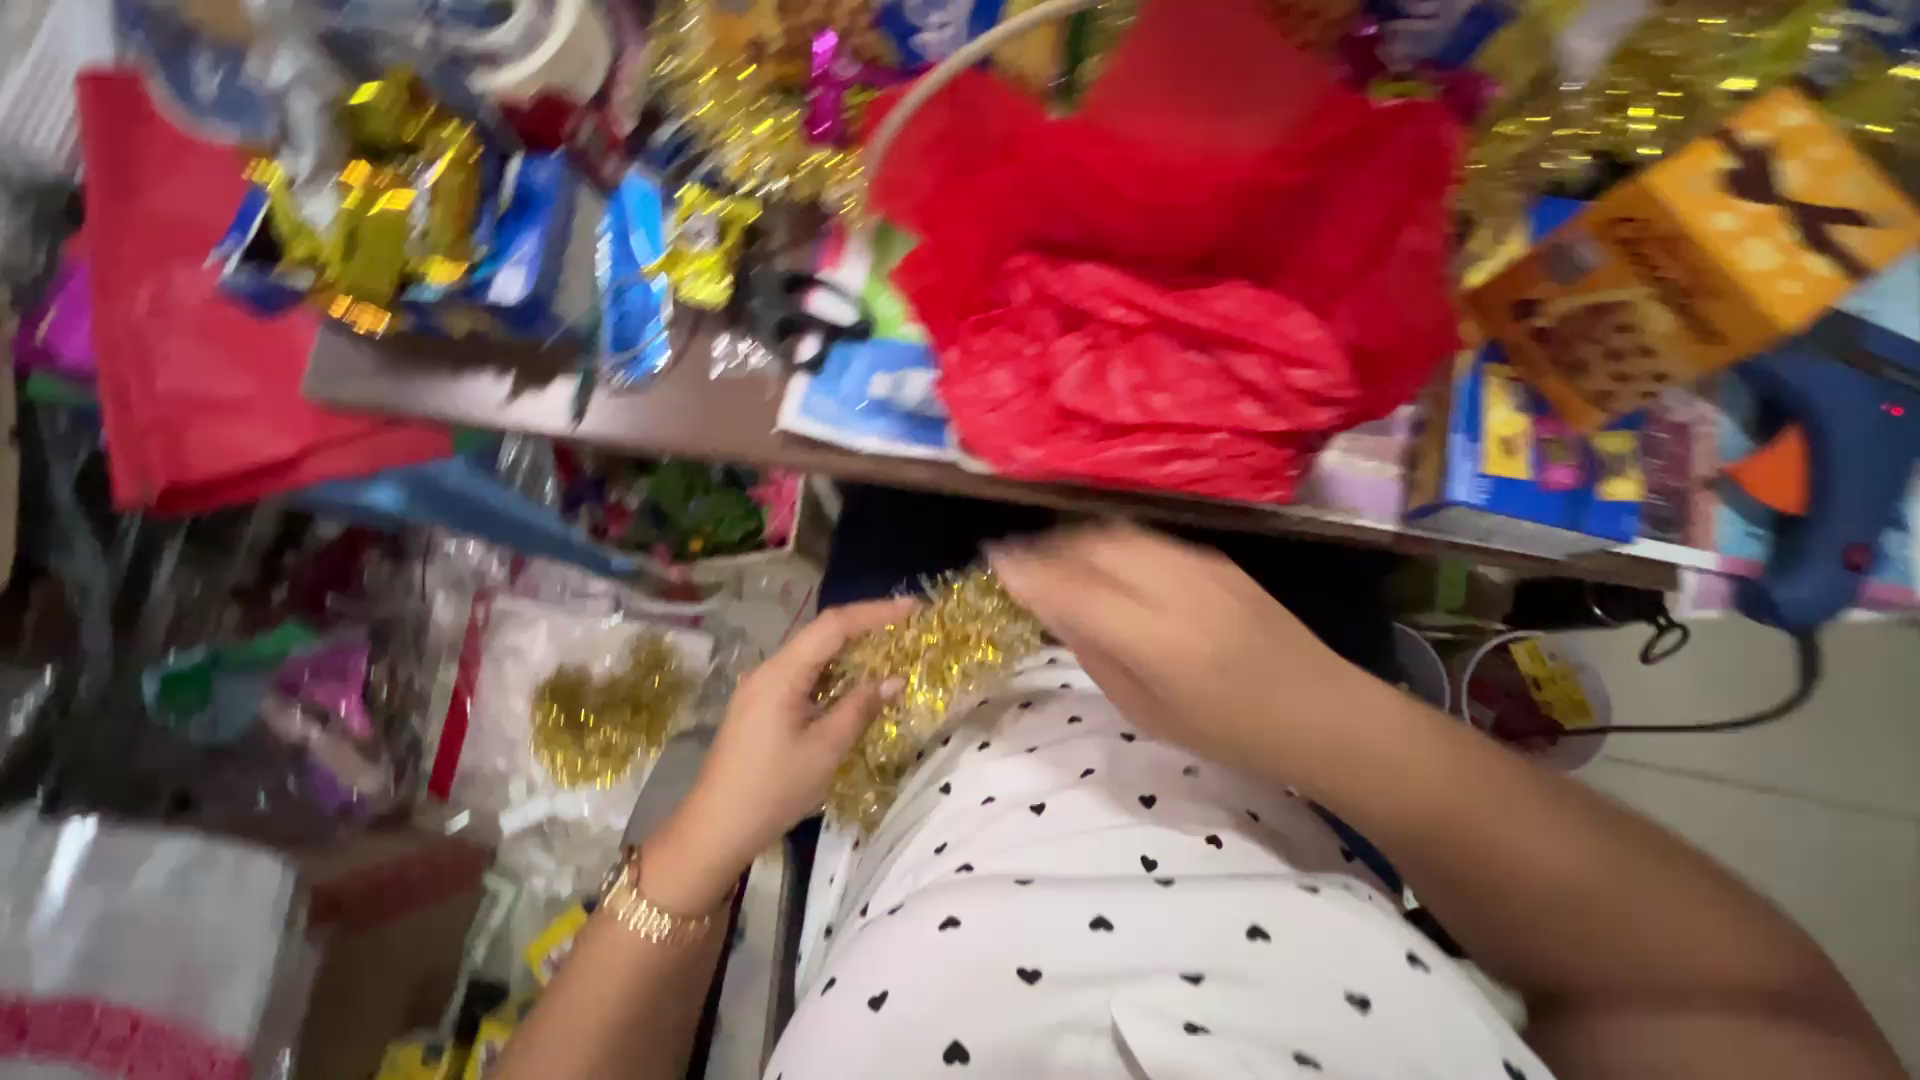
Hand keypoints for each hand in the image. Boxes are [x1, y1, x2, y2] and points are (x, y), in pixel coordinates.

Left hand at [642, 598, 916, 913]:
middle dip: (865, 627)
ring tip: (889, 651)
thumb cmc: (773, 789)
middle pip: (821, 635)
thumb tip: (894, 679)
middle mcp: (768, 670)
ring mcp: (761, 688)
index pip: (833, 626)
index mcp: (781, 674)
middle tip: (907, 627)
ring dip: (850, 651)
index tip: (912, 608)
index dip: (875, 612)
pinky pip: (803, 677)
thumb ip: (860, 708)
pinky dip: (833, 674)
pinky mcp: (761, 707)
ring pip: (812, 656)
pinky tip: (855, 685)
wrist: (716, 829)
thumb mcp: (826, 749)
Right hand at [988, 524, 1383, 781]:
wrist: (1322, 712)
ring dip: (1076, 540)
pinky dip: (1109, 543)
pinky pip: (1146, 538)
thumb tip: (1053, 608)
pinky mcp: (1215, 558)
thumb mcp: (1146, 711)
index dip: (1027, 571)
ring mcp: (1200, 565)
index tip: (994, 561)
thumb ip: (1095, 652)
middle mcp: (1176, 587)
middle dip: (1047, 548)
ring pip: (1118, 532)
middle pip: (1092, 545)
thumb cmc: (1229, 732)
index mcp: (1156, 639)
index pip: (1073, 588)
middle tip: (1019, 561)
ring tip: (1053, 557)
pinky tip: (1102, 562)